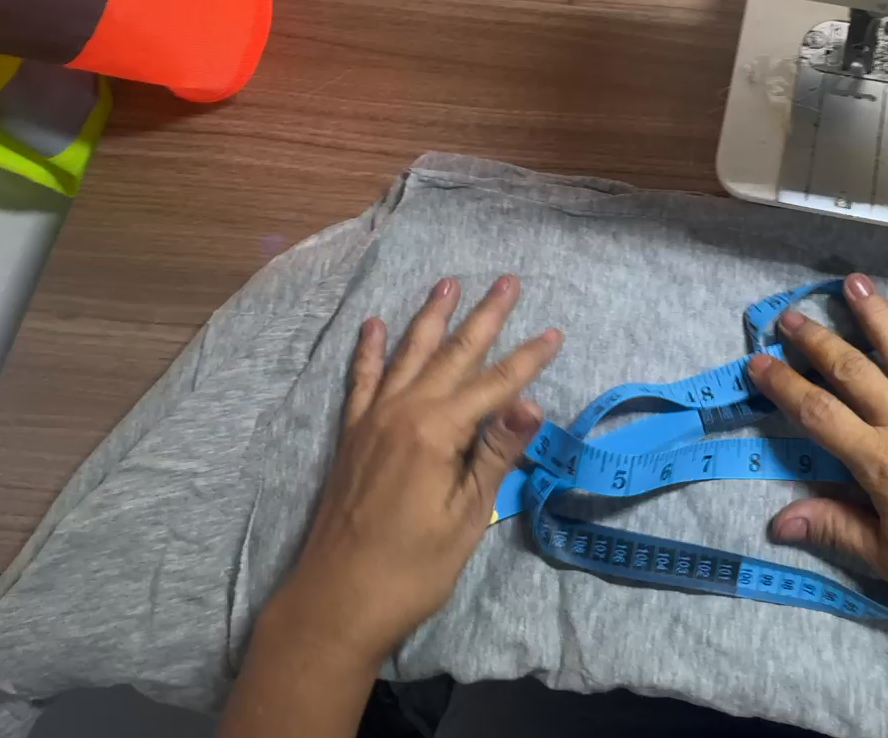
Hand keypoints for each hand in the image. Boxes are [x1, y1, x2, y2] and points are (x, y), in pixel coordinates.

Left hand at [269, 275, 559, 663]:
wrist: (333, 605)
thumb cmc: (412, 567)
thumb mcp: (467, 515)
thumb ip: (496, 452)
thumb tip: (532, 402)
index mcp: (437, 431)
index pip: (496, 384)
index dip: (528, 358)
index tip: (555, 332)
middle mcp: (404, 412)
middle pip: (454, 354)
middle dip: (485, 317)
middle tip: (508, 282)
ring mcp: (373, 419)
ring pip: (409, 354)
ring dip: (432, 317)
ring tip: (449, 284)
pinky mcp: (352, 434)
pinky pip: (362, 379)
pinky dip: (369, 350)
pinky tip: (374, 325)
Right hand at [746, 273, 887, 645]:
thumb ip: (835, 528)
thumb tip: (778, 521)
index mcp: (883, 464)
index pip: (818, 413)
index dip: (782, 385)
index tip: (756, 362)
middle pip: (854, 371)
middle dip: (817, 340)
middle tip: (788, 315)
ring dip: (875, 315)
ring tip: (854, 282)